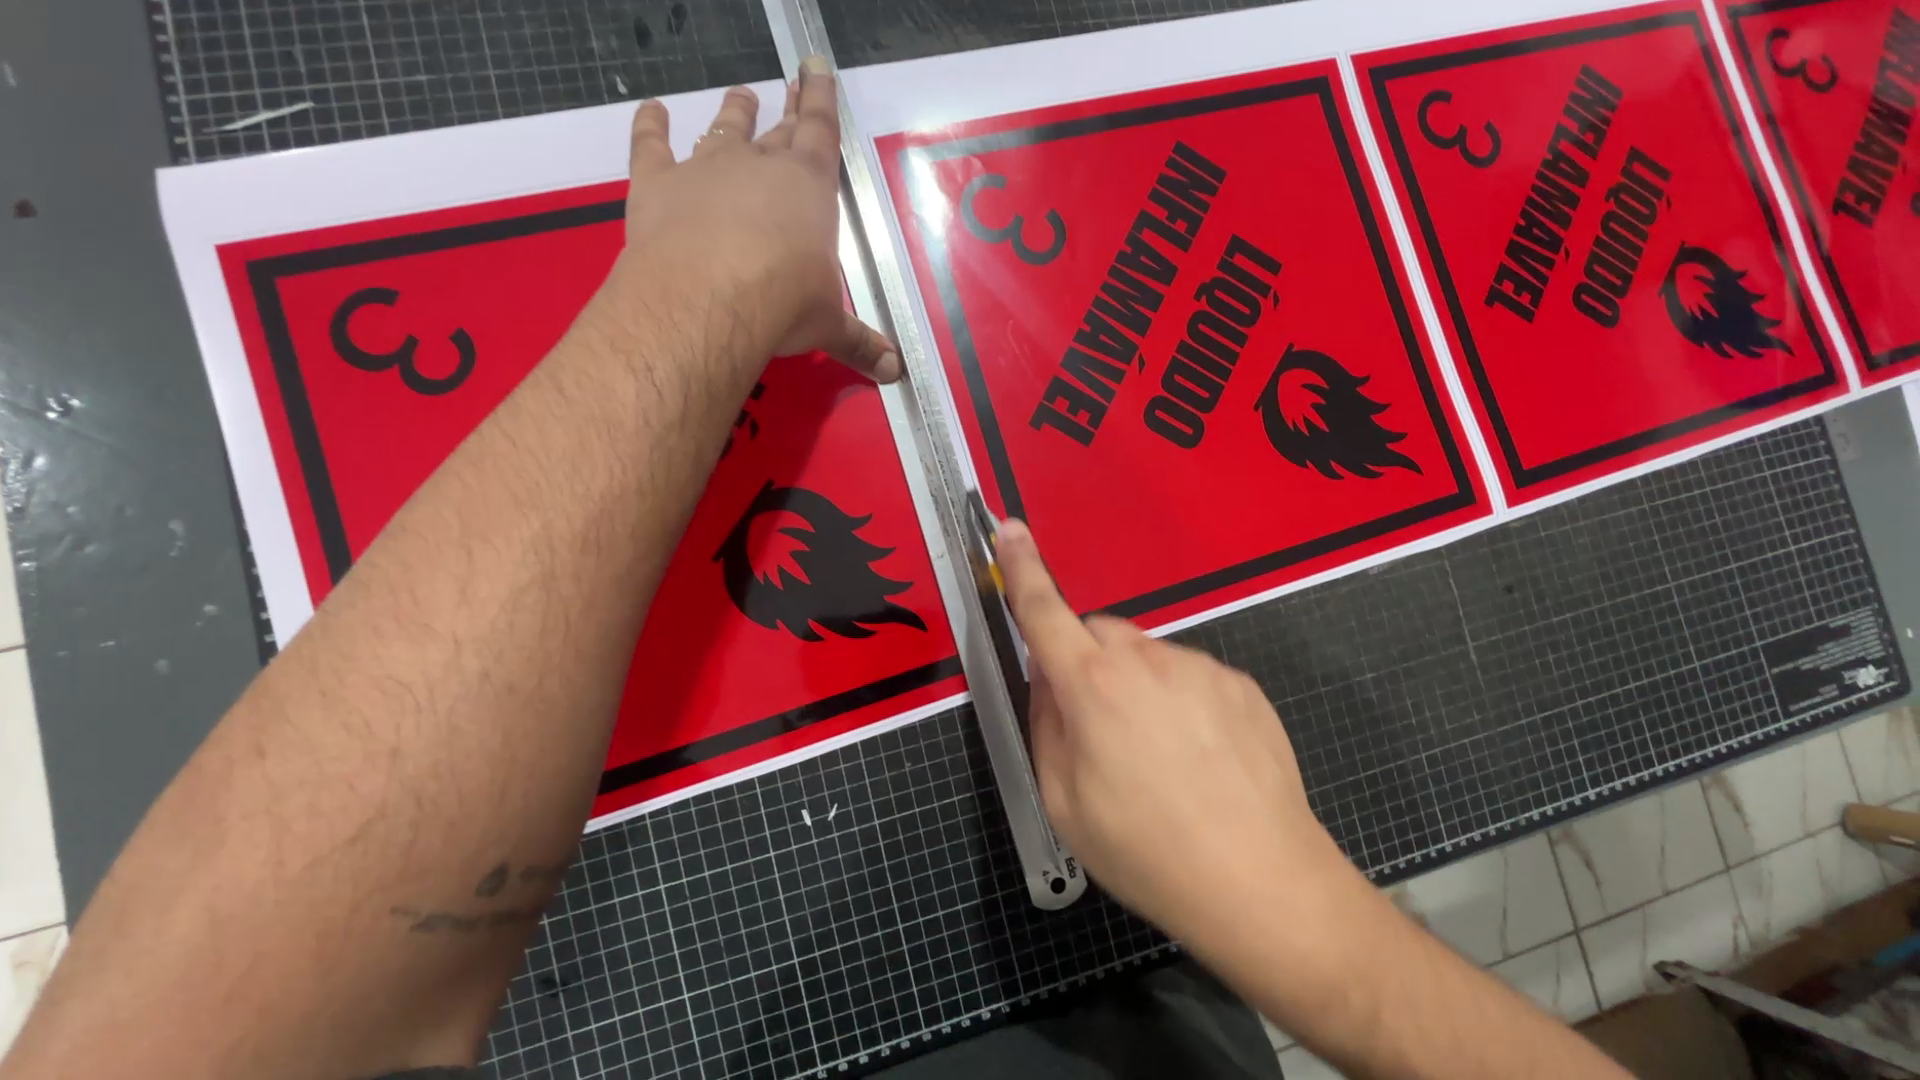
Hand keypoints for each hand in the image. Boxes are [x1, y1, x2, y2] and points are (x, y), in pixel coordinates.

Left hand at [615, 60, 898, 380]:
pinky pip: (652, 145)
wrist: (709, 299)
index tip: (815, 70)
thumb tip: (895, 373)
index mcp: (809, 188)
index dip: (821, 100)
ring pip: (723, 130)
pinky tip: (652, 110)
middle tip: (791, 82)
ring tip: (739, 95)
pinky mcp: (658, 183)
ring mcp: (706, 169)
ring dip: (732, 114)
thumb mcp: (827, 325)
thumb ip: (859, 342)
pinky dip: (650, 126)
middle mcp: (760, 165)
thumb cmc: (783, 304)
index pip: (820, 131)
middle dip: (788, 106)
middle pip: (778, 128)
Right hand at [996, 519, 1356, 945]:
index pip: (1044, 613)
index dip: (1021, 569)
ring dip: (1136, 687)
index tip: (1009, 530)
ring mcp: (1200, 668)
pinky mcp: (1241, 684)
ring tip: (1159, 758)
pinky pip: (1191, 676)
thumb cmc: (1146, 851)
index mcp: (1091, 688)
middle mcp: (1146, 661)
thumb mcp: (1062, 802)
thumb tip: (1047, 680)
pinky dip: (1181, 701)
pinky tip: (1199, 758)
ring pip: (1146, 657)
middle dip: (1087, 666)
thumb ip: (1044, 725)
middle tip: (1098, 730)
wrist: (1260, 882)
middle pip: (1097, 636)